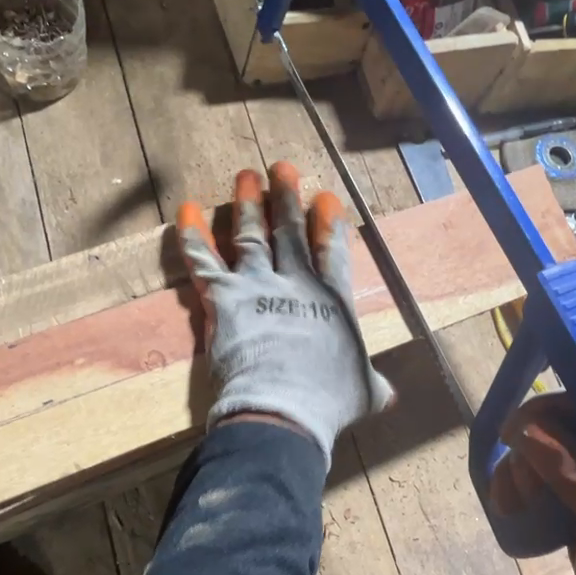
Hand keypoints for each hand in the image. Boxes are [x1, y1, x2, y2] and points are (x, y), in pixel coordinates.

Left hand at [177, 162, 393, 460]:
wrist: (282, 407)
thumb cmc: (326, 402)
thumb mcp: (363, 393)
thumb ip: (373, 387)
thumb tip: (390, 396)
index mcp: (332, 301)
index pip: (332, 253)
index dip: (330, 225)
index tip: (326, 198)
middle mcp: (296, 282)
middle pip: (290, 232)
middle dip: (287, 198)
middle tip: (281, 168)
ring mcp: (258, 285)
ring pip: (251, 235)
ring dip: (248, 204)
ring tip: (245, 176)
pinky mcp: (224, 296)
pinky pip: (204, 261)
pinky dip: (193, 236)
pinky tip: (185, 210)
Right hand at [490, 394, 575, 574]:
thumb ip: (569, 470)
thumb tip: (519, 428)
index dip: (550, 407)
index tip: (515, 432)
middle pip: (561, 421)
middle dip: (528, 449)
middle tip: (519, 486)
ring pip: (546, 446)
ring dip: (519, 470)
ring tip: (510, 503)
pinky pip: (545, 470)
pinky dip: (522, 483)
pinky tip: (511, 505)